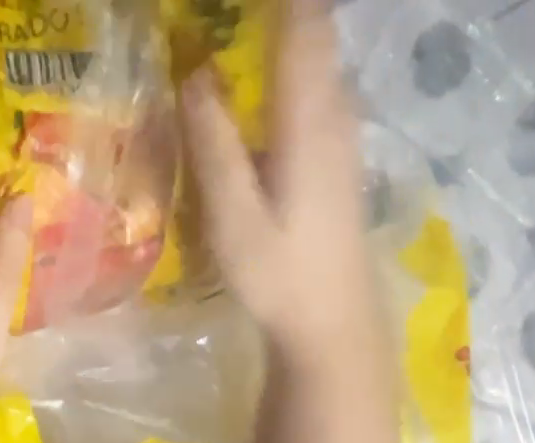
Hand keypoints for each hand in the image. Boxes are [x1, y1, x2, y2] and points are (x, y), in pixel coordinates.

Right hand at [179, 0, 385, 361]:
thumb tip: (194, 72)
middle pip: (313, 34)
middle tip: (220, 16)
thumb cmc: (279, 272)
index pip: (302, 26)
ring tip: (236, 31)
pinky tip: (256, 86)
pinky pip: (313, 89)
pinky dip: (287, 70)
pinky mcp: (335, 156)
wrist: (331, 320)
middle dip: (278, 12)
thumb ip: (214, 143)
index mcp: (309, 119)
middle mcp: (334, 112)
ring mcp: (340, 134)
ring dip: (283, 37)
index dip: (278, 0)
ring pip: (315, 61)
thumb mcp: (234, 214)